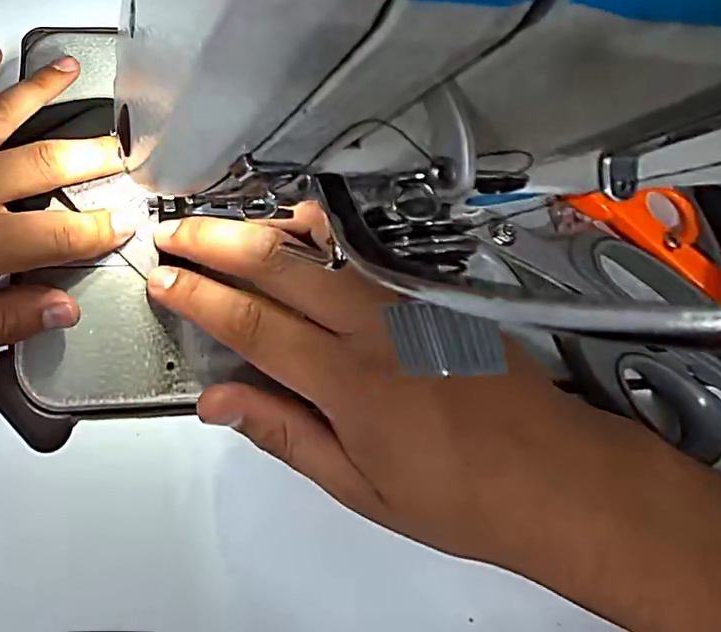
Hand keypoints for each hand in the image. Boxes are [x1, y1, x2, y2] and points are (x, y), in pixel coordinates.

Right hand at [147, 207, 674, 574]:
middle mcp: (370, 326)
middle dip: (211, 242)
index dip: (198, 296)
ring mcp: (398, 297)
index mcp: (348, 382)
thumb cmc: (459, 494)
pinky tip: (288, 226)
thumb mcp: (358, 486)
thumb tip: (217, 401)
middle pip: (273, 263)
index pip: (251, 323)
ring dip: (254, 228)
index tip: (162, 280)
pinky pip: (353, 244)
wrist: (557, 475)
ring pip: (311, 242)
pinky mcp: (420, 287)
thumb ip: (281, 431)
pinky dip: (310, 227)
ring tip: (212, 227)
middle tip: (172, 235)